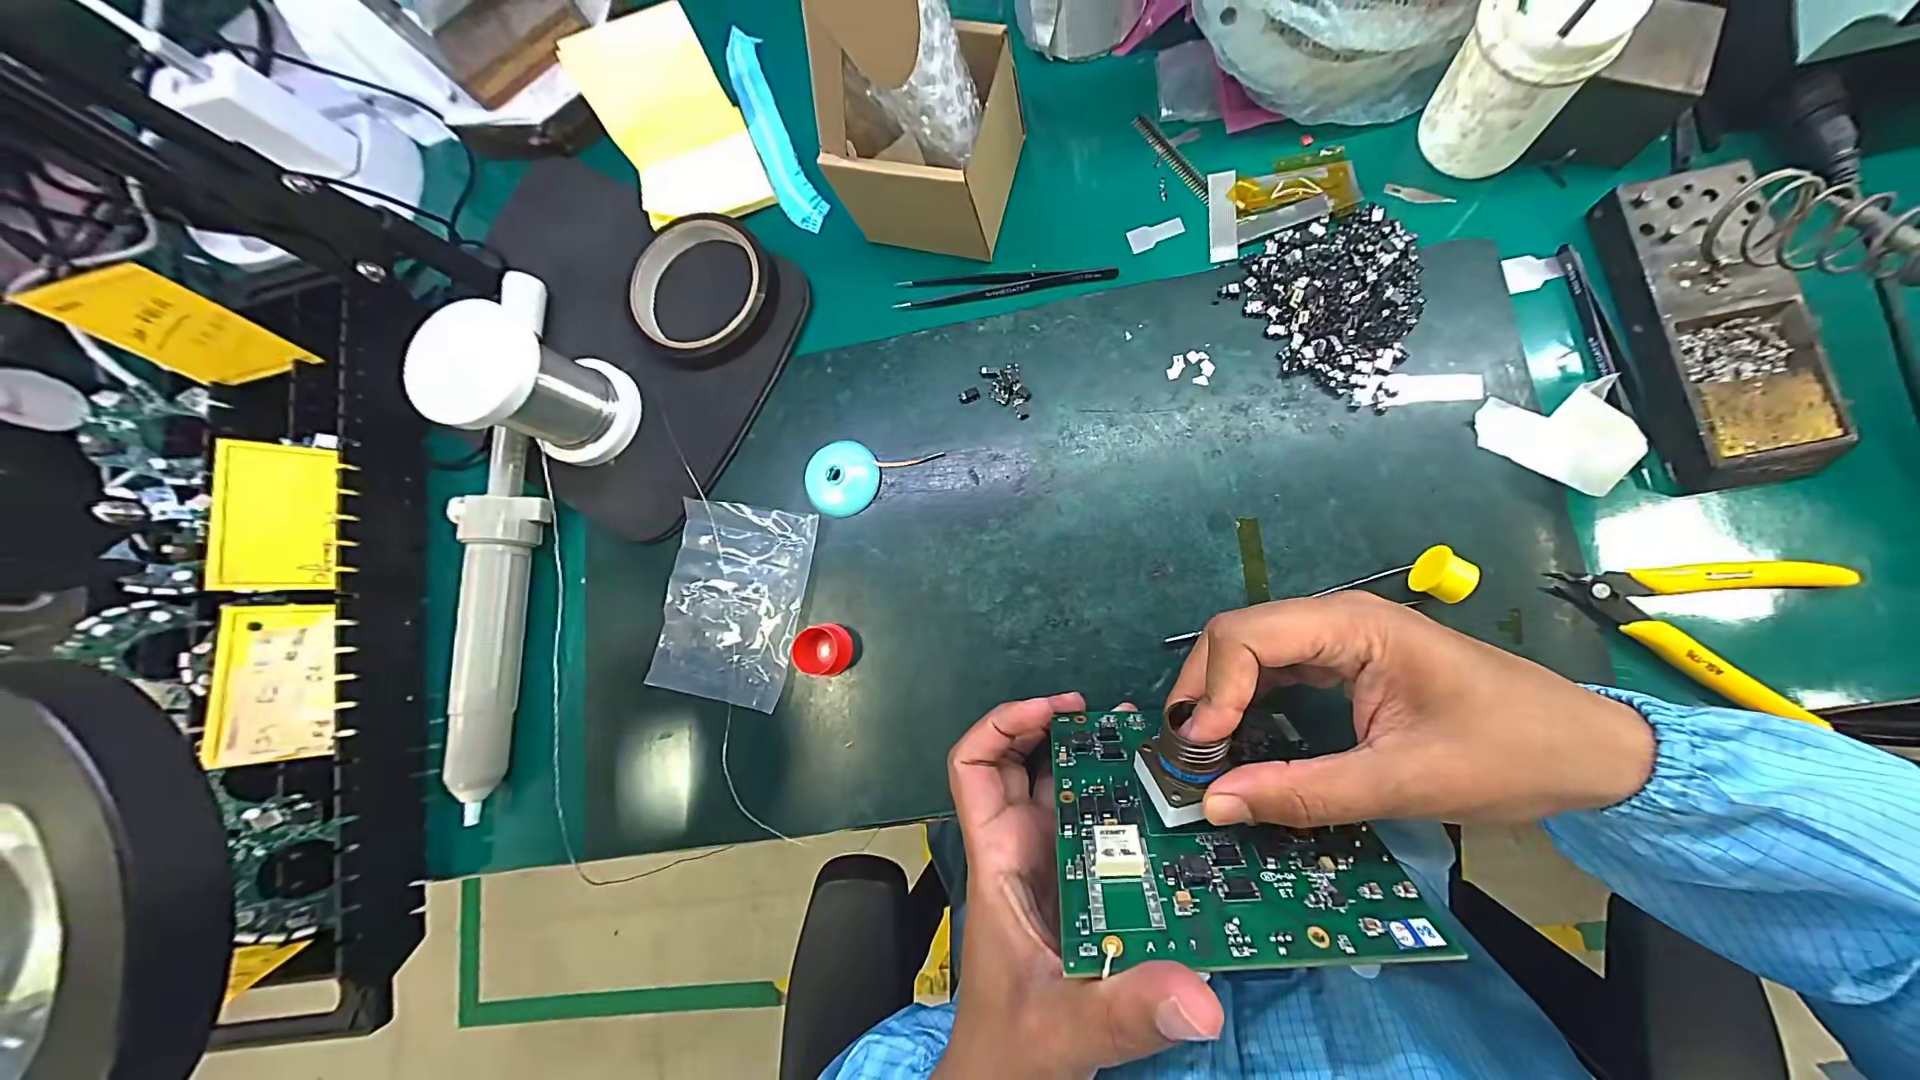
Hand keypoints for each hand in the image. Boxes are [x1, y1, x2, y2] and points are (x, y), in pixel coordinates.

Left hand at [935, 693, 1222, 1079]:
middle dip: (1048, 726)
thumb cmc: (1012, 1047)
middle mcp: (1017, 845)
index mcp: (998, 858)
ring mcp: (1042, 858)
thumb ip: (1124, 1012)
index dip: (1000, 726)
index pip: (972, 767)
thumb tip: (1201, 997)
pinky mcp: (1068, 876)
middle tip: (1101, 715)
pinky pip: (1080, 817)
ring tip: (1130, 734)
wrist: (1004, 1078)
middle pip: (1014, 761)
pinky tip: (1142, 788)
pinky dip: (1103, 792)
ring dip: (1081, 753)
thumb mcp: (1067, 1030)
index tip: (1053, 713)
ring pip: (1050, 783)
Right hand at [1170, 593, 1654, 827]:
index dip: (1213, 689)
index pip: (1247, 635)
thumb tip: (1216, 804)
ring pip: (1246, 647)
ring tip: (1200, 742)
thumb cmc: (1511, 756)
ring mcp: (1336, 634)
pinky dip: (1243, 696)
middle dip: (1202, 688)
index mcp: (1353, 626)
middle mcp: (1334, 617)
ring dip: (1215, 691)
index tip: (1203, 748)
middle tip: (1189, 749)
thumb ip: (1305, 793)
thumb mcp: (1405, 783)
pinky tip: (1236, 729)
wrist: (1591, 752)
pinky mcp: (1340, 656)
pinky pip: (1271, 665)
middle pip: (1235, 635)